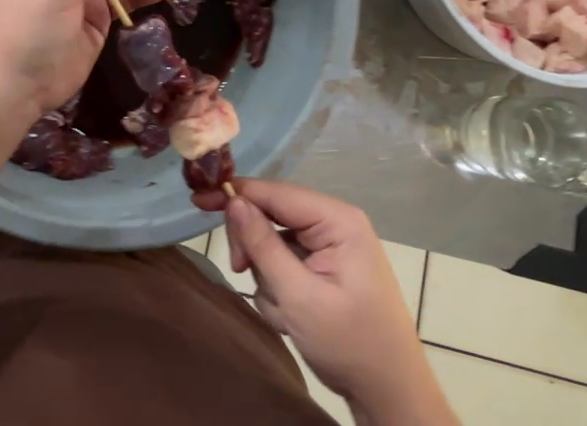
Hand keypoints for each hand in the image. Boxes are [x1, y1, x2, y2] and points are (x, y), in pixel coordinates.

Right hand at [196, 179, 417, 406]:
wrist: (389, 393)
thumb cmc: (350, 343)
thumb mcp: (299, 296)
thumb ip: (263, 245)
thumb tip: (232, 201)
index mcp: (337, 220)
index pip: (275, 192)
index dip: (235, 194)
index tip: (197, 201)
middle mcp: (334, 224)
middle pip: (270, 213)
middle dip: (253, 246)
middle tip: (240, 271)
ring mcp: (329, 247)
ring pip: (272, 242)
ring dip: (267, 275)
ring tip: (283, 311)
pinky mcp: (324, 268)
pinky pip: (284, 262)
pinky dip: (278, 288)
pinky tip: (291, 316)